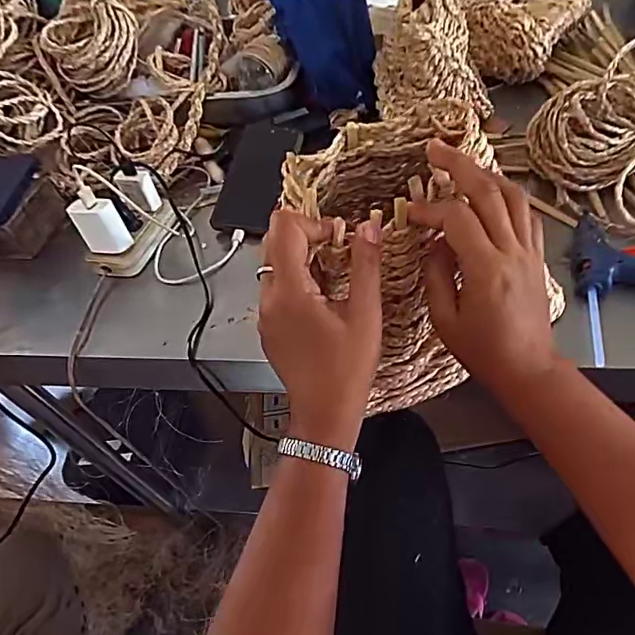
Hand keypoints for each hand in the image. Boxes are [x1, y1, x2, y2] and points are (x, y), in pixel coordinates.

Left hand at [258, 208, 382, 450]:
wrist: (325, 412)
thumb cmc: (345, 371)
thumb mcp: (365, 314)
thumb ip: (366, 264)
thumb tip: (369, 228)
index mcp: (289, 291)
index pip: (285, 227)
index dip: (314, 221)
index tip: (339, 236)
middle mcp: (269, 300)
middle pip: (275, 242)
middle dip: (307, 236)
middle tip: (338, 249)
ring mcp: (265, 315)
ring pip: (274, 265)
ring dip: (302, 259)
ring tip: (333, 276)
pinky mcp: (268, 328)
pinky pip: (276, 290)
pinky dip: (296, 282)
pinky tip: (322, 299)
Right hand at [409, 141, 564, 400]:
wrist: (528, 368)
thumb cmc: (485, 353)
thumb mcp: (446, 321)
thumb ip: (436, 276)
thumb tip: (434, 244)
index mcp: (487, 270)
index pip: (457, 219)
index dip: (430, 208)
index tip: (411, 213)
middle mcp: (513, 254)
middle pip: (488, 191)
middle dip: (459, 164)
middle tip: (434, 149)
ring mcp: (529, 253)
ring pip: (513, 196)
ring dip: (487, 174)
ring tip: (464, 165)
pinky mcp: (537, 258)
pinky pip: (528, 215)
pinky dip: (509, 197)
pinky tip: (493, 194)